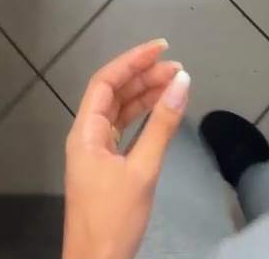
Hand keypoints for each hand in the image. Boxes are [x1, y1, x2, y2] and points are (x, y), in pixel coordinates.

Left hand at [63, 39, 189, 258]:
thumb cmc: (113, 219)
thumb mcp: (142, 170)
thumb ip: (162, 125)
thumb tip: (182, 82)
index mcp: (85, 132)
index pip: (106, 81)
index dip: (132, 60)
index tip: (161, 49)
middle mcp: (88, 136)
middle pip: (114, 93)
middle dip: (144, 76)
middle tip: (177, 68)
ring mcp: (96, 152)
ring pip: (121, 111)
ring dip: (146, 94)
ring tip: (175, 82)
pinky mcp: (107, 167)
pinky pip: (125, 129)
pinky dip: (144, 116)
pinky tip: (162, 109)